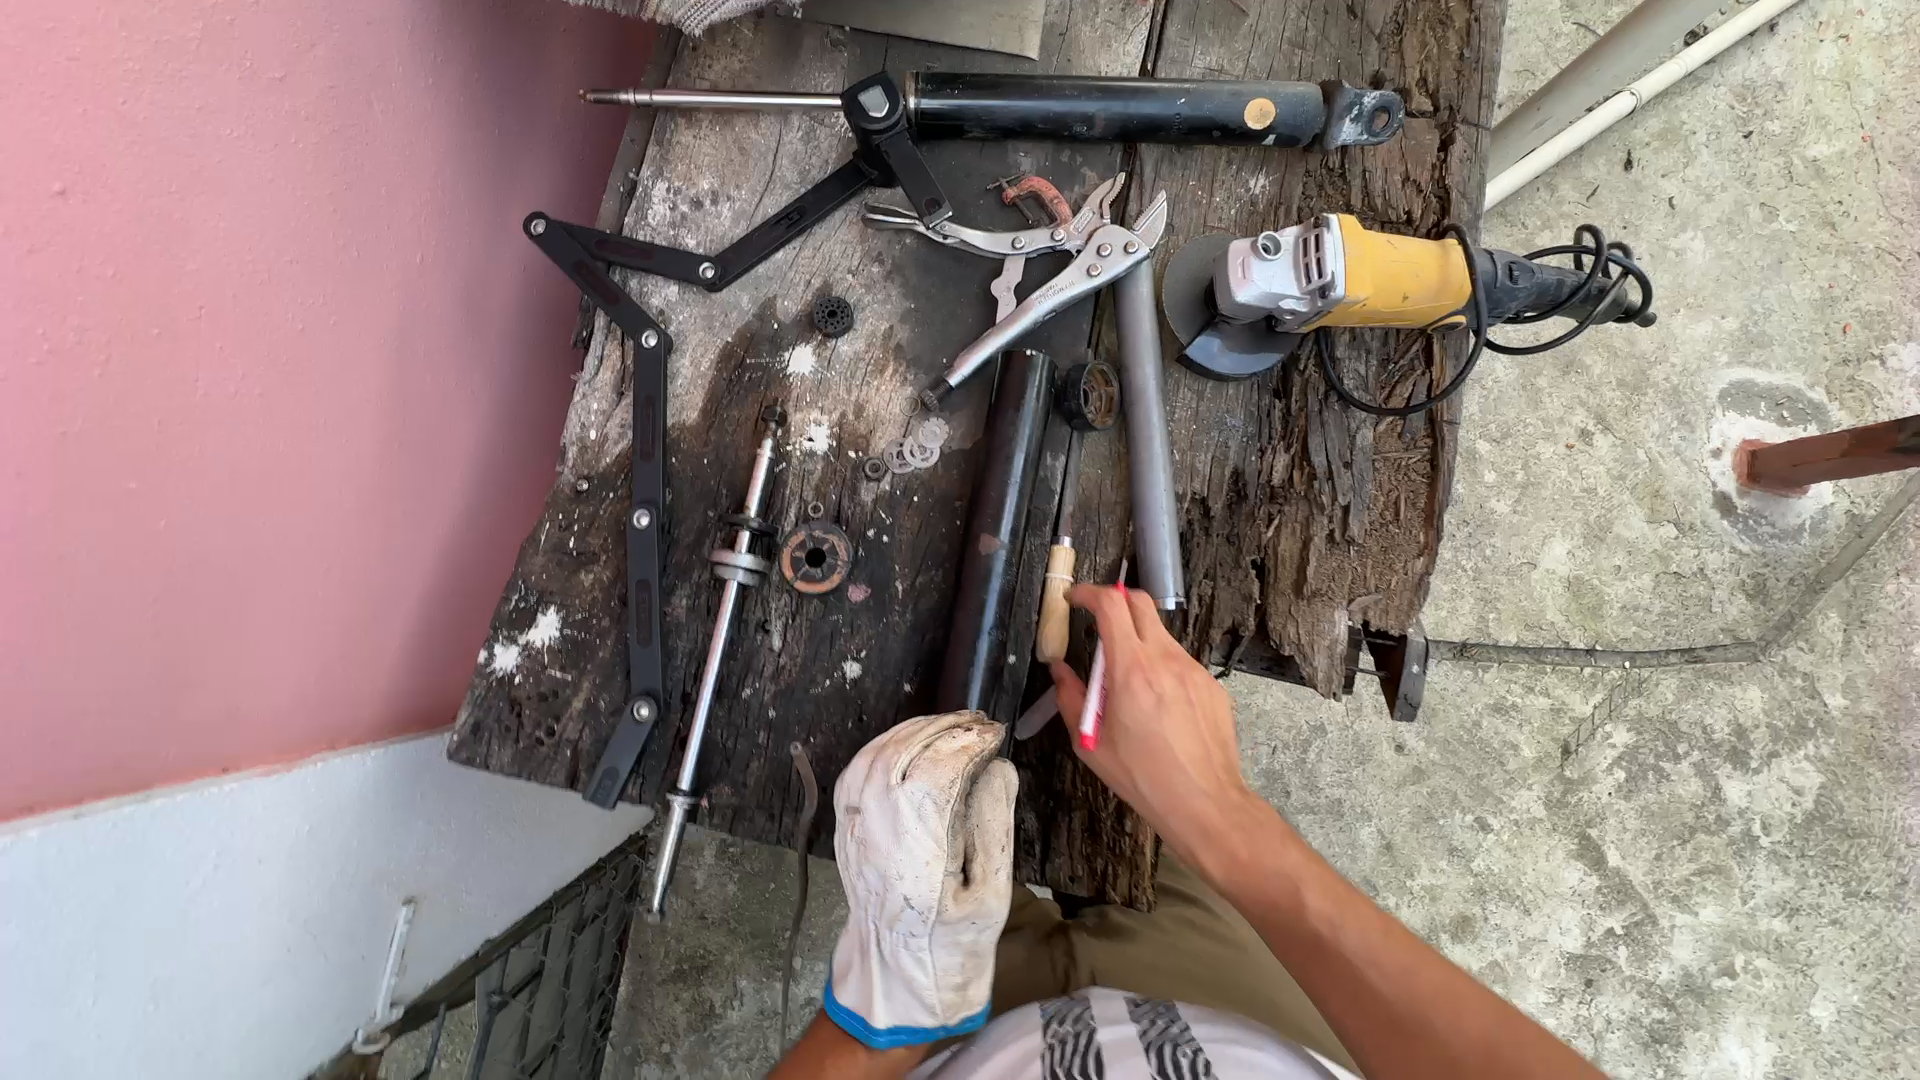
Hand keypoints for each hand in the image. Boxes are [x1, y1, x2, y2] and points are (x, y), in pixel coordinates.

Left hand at [824, 711, 1016, 1048]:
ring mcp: (853, 828)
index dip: (965, 743)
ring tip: (955, 724)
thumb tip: (996, 767)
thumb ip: (994, 827)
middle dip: (945, 729)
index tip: (995, 734)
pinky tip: (916, 738)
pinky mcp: (846, 825)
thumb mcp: (993, 896)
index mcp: (916, 859)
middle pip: (902, 755)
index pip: (934, 774)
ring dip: (917, 729)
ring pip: (877, 753)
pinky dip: (889, 741)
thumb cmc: (954, 940)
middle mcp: (875, 835)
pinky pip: (860, 766)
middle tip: (980, 722)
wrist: (897, 974)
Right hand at [1049, 584, 1266, 867]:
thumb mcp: (1090, 743)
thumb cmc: (1142, 777)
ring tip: (1127, 682)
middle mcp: (1165, 660)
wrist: (1206, 804)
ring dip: (1138, 641)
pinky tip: (1158, 706)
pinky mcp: (1211, 685)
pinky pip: (1180, 662)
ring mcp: (1193, 670)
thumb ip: (1070, 698)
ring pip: (1161, 635)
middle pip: (1140, 603)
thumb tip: (1060, 670)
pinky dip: (1161, 667)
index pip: (1112, 605)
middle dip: (1114, 602)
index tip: (1075, 600)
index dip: (1090, 593)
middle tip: (1096, 621)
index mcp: (1131, 670)